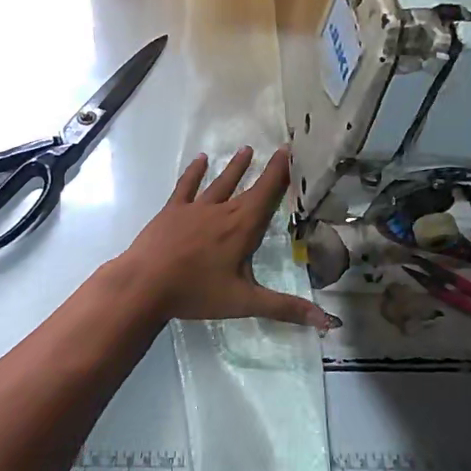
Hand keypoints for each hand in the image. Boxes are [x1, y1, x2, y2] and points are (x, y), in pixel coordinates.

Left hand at [113, 145, 336, 330]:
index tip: (290, 151)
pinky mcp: (171, 211)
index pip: (266, 194)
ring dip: (234, 168)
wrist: (144, 283)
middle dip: (264, 170)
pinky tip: (200, 160)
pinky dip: (194, 173)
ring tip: (246, 150)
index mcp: (241, 228)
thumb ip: (284, 308)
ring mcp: (194, 208)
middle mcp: (221, 211)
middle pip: (247, 186)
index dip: (280, 173)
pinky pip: (186, 186)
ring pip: (219, 183)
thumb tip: (326, 320)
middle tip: (277, 150)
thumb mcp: (244, 302)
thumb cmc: (195, 292)